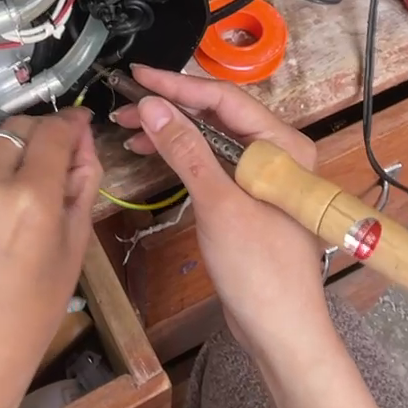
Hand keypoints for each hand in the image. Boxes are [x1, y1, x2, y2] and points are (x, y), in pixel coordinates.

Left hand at [0, 108, 101, 407]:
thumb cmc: (35, 305)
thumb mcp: (75, 244)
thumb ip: (83, 182)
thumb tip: (81, 139)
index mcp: (31, 200)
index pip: (54, 132)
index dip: (71, 122)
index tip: (79, 122)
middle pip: (18, 128)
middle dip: (39, 137)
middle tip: (48, 161)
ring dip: (6, 155)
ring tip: (11, 191)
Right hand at [110, 65, 327, 357]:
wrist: (282, 332)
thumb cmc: (259, 269)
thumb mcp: (218, 204)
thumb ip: (184, 150)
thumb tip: (151, 105)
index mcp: (282, 144)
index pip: (224, 98)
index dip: (177, 85)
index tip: (138, 76)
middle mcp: (275, 151)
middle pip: (217, 113)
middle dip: (170, 105)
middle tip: (126, 103)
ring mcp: (261, 173)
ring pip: (210, 135)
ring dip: (171, 129)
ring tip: (129, 126)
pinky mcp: (246, 193)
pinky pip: (210, 159)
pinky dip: (180, 153)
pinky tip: (151, 151)